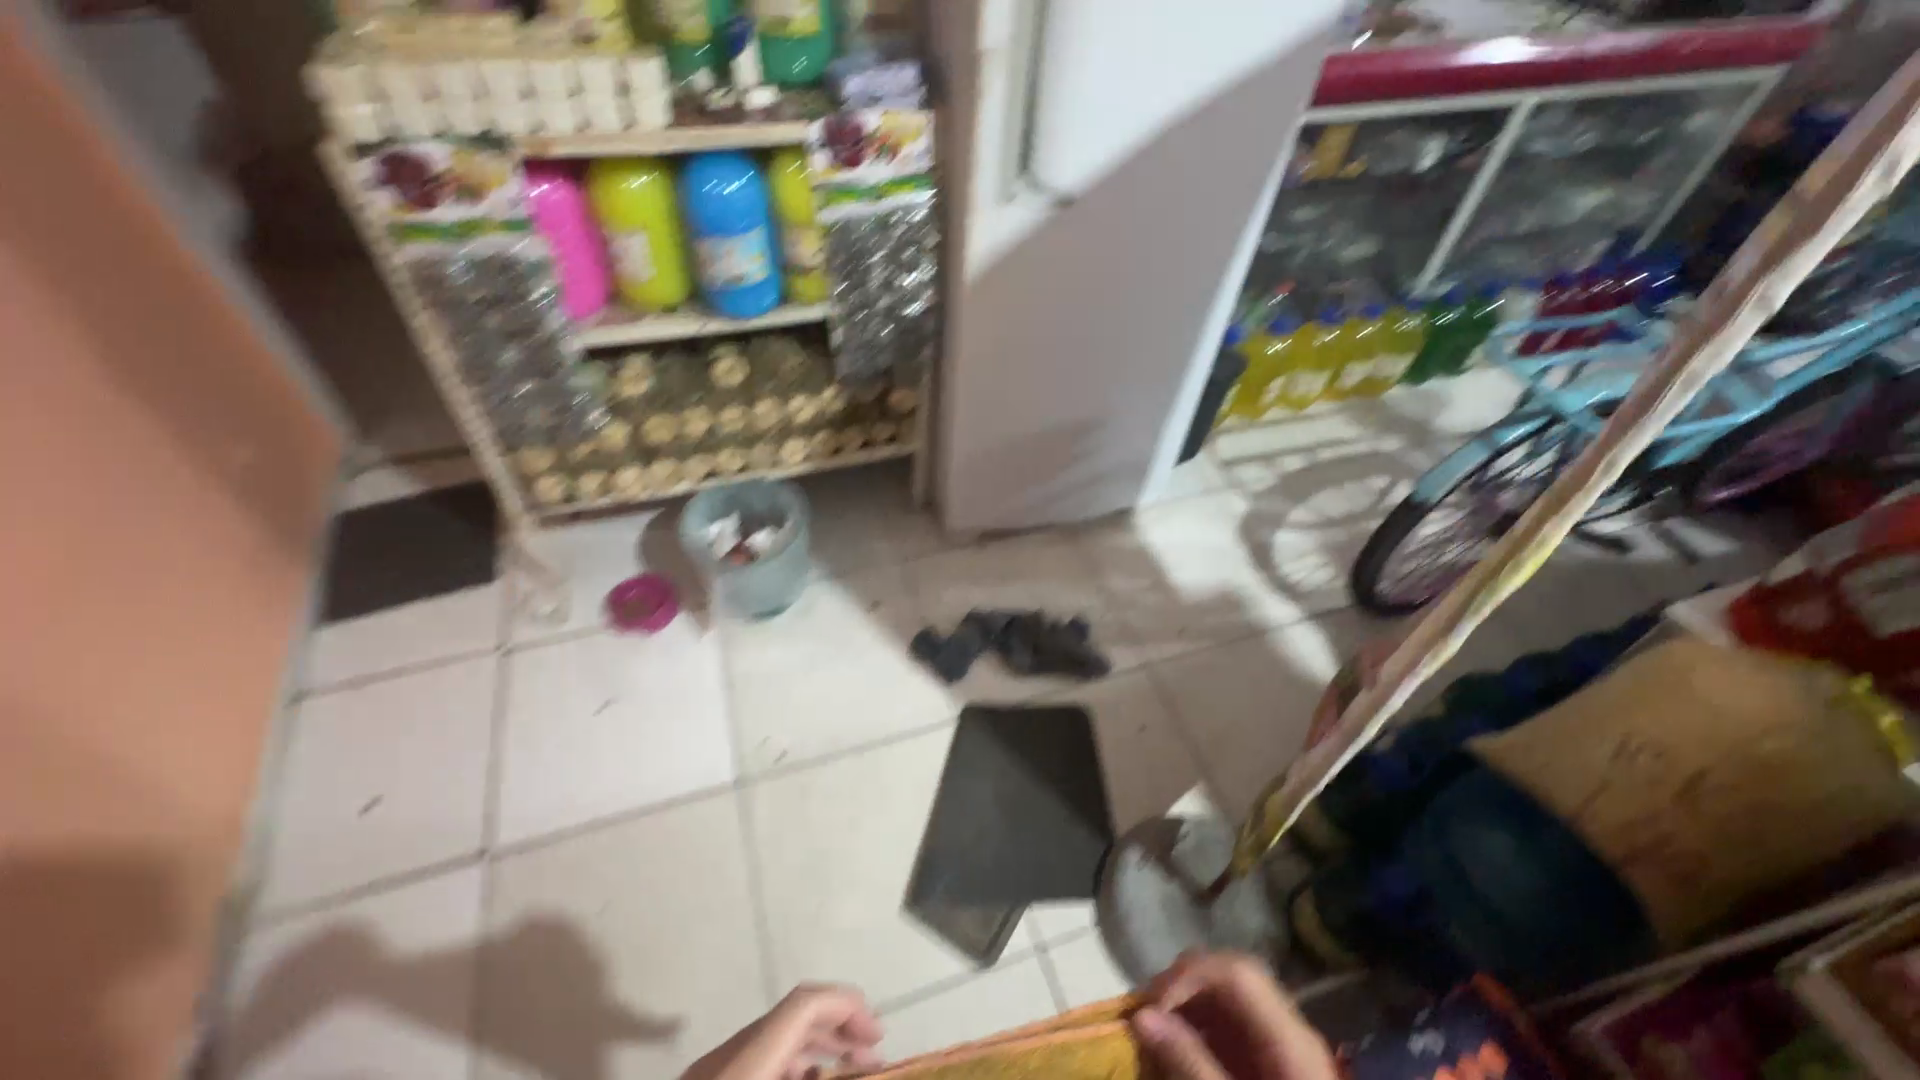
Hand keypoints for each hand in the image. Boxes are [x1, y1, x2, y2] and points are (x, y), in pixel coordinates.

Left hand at [683, 984, 884, 1079]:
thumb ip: (822, 1076)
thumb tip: (868, 1064)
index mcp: (745, 1064)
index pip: (801, 1005)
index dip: (845, 1004)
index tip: (877, 1031)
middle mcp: (723, 1058)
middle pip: (789, 1017)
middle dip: (839, 1025)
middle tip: (875, 1048)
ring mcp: (712, 1070)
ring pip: (774, 1039)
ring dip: (818, 1045)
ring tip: (854, 1065)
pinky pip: (759, 1059)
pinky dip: (793, 1063)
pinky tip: (815, 1077)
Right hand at [1129, 951, 1336, 1079]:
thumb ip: (1190, 1065)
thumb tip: (1142, 1016)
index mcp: (1290, 1040)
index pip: (1235, 973)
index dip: (1186, 979)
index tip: (1149, 1013)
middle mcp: (1291, 1032)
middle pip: (1231, 981)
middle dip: (1181, 994)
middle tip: (1143, 1026)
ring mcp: (1286, 1050)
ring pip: (1228, 1003)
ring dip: (1187, 1014)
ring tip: (1153, 1047)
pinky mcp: (1277, 1069)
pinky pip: (1233, 1032)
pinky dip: (1201, 1037)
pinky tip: (1179, 1064)